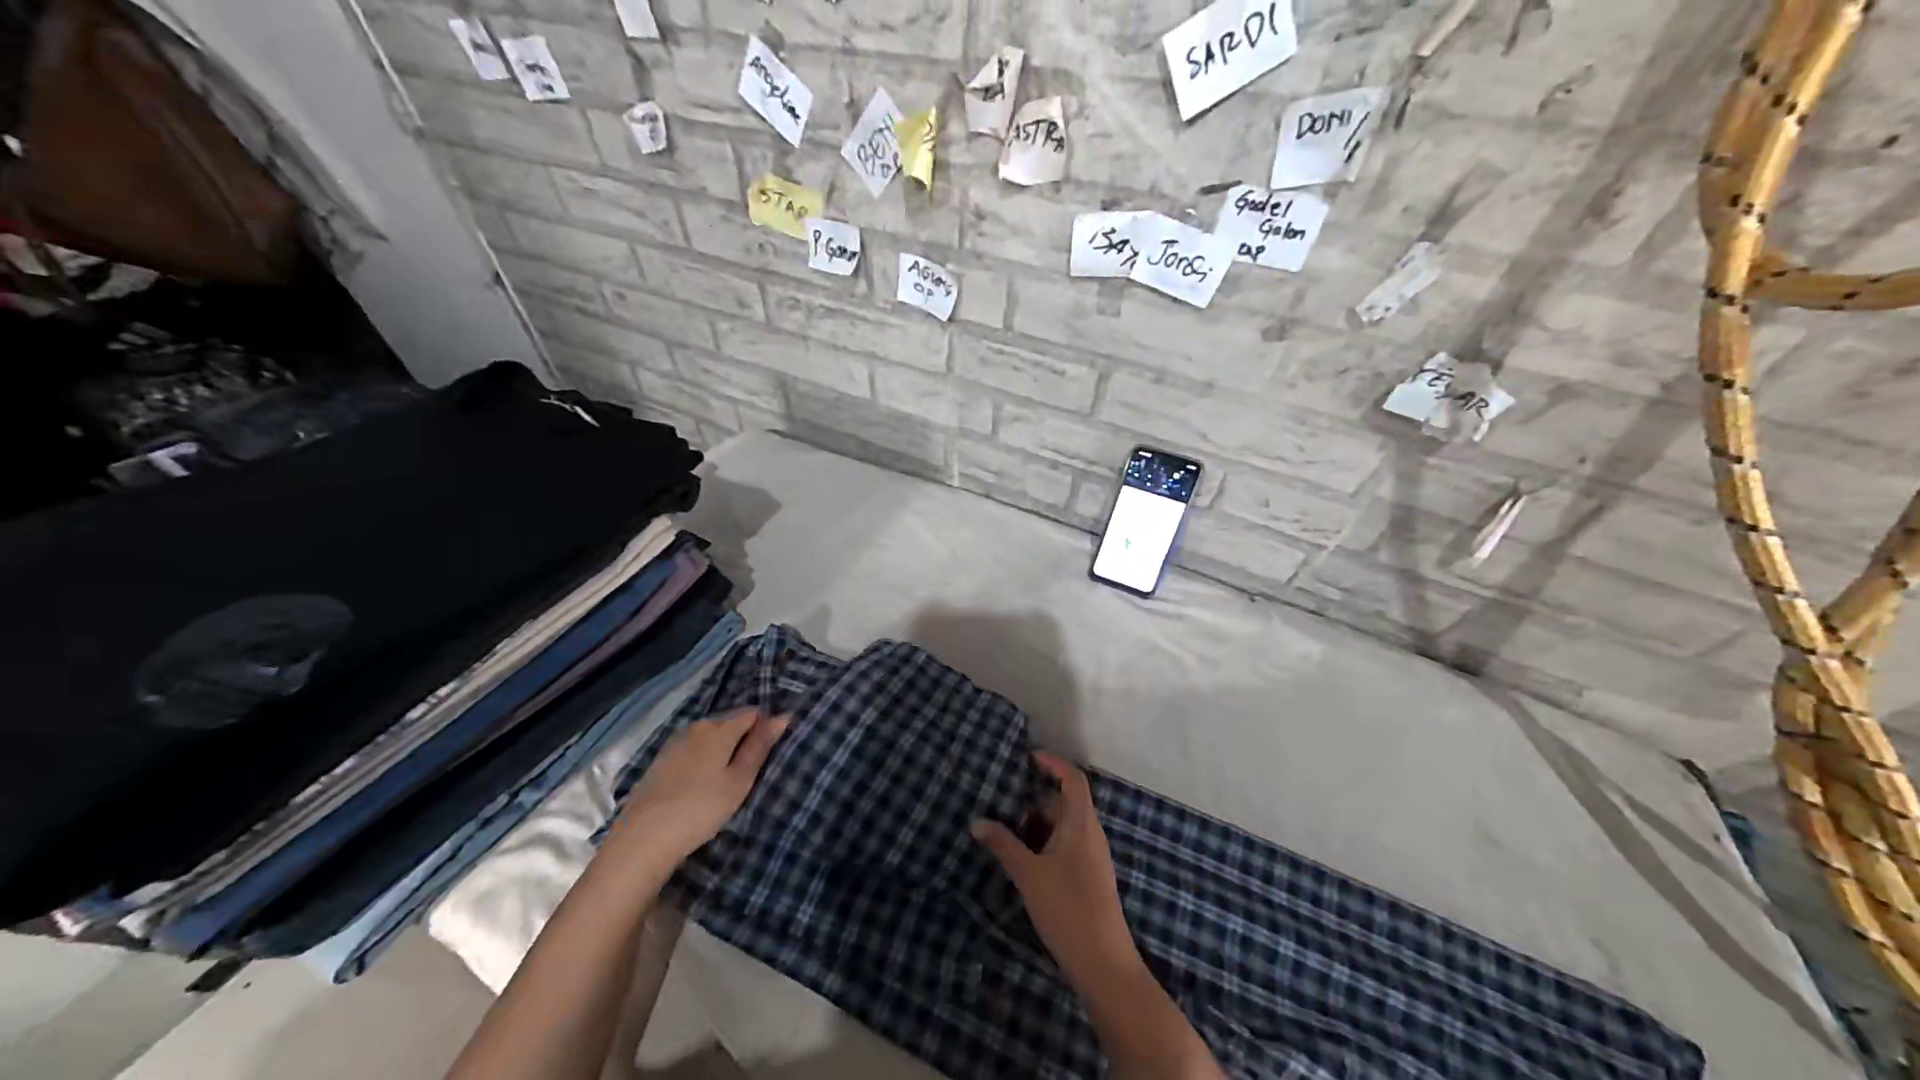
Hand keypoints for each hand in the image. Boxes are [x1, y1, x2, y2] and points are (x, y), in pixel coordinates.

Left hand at [606, 707, 789, 870]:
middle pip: (729, 720)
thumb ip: (760, 746)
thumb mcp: (740, 780)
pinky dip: (703, 757)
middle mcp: (696, 726)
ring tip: (729, 776)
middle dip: (744, 735)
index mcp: (719, 728)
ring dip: (723, 747)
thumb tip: (782, 716)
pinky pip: (692, 748)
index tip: (772, 750)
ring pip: (709, 735)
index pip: (752, 712)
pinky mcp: (660, 760)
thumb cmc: (702, 808)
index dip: (766, 726)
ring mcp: (674, 742)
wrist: (644, 838)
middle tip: (753, 767)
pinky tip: (703, 780)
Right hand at [972, 752, 1141, 984]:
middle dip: (1036, 798)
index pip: (1073, 779)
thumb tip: (977, 822)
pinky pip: (1068, 845)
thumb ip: (1003, 845)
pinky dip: (1046, 842)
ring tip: (1007, 830)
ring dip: (1039, 824)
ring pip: (1065, 827)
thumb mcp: (1028, 874)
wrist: (1103, 963)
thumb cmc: (1067, 908)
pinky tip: (1024, 859)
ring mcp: (1093, 858)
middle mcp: (1091, 835)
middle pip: (1066, 802)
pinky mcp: (1090, 878)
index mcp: (1081, 825)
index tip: (1028, 757)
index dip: (1053, 763)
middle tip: (1004, 801)